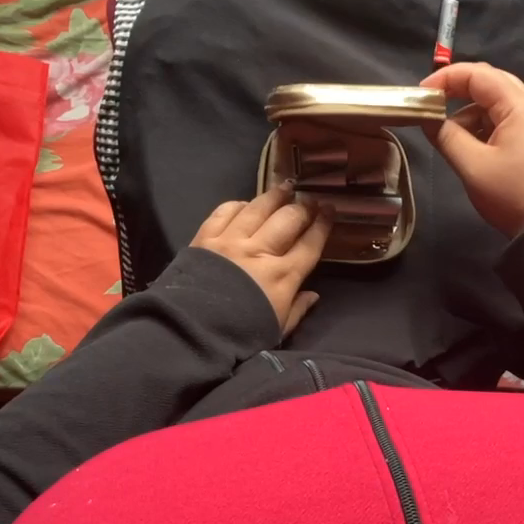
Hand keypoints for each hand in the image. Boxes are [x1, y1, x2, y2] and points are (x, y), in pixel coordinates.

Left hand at [192, 183, 330, 335]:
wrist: (192, 333)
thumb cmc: (240, 336)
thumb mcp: (277, 329)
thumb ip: (298, 310)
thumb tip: (314, 295)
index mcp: (282, 276)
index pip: (310, 244)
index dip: (323, 224)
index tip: (331, 209)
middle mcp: (260, 252)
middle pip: (288, 219)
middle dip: (303, 206)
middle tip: (310, 200)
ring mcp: (231, 241)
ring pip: (259, 208)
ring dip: (275, 196)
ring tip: (286, 187)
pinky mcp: (206, 238)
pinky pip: (226, 211)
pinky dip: (240, 205)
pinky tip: (247, 204)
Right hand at [420, 62, 523, 236]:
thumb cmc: (510, 193)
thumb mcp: (472, 166)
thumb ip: (447, 137)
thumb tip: (428, 119)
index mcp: (518, 106)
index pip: (478, 74)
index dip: (446, 78)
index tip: (422, 94)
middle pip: (488, 83)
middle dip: (457, 91)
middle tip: (432, 107)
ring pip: (494, 104)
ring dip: (468, 114)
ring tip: (449, 138)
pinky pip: (501, 121)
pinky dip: (480, 127)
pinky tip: (468, 146)